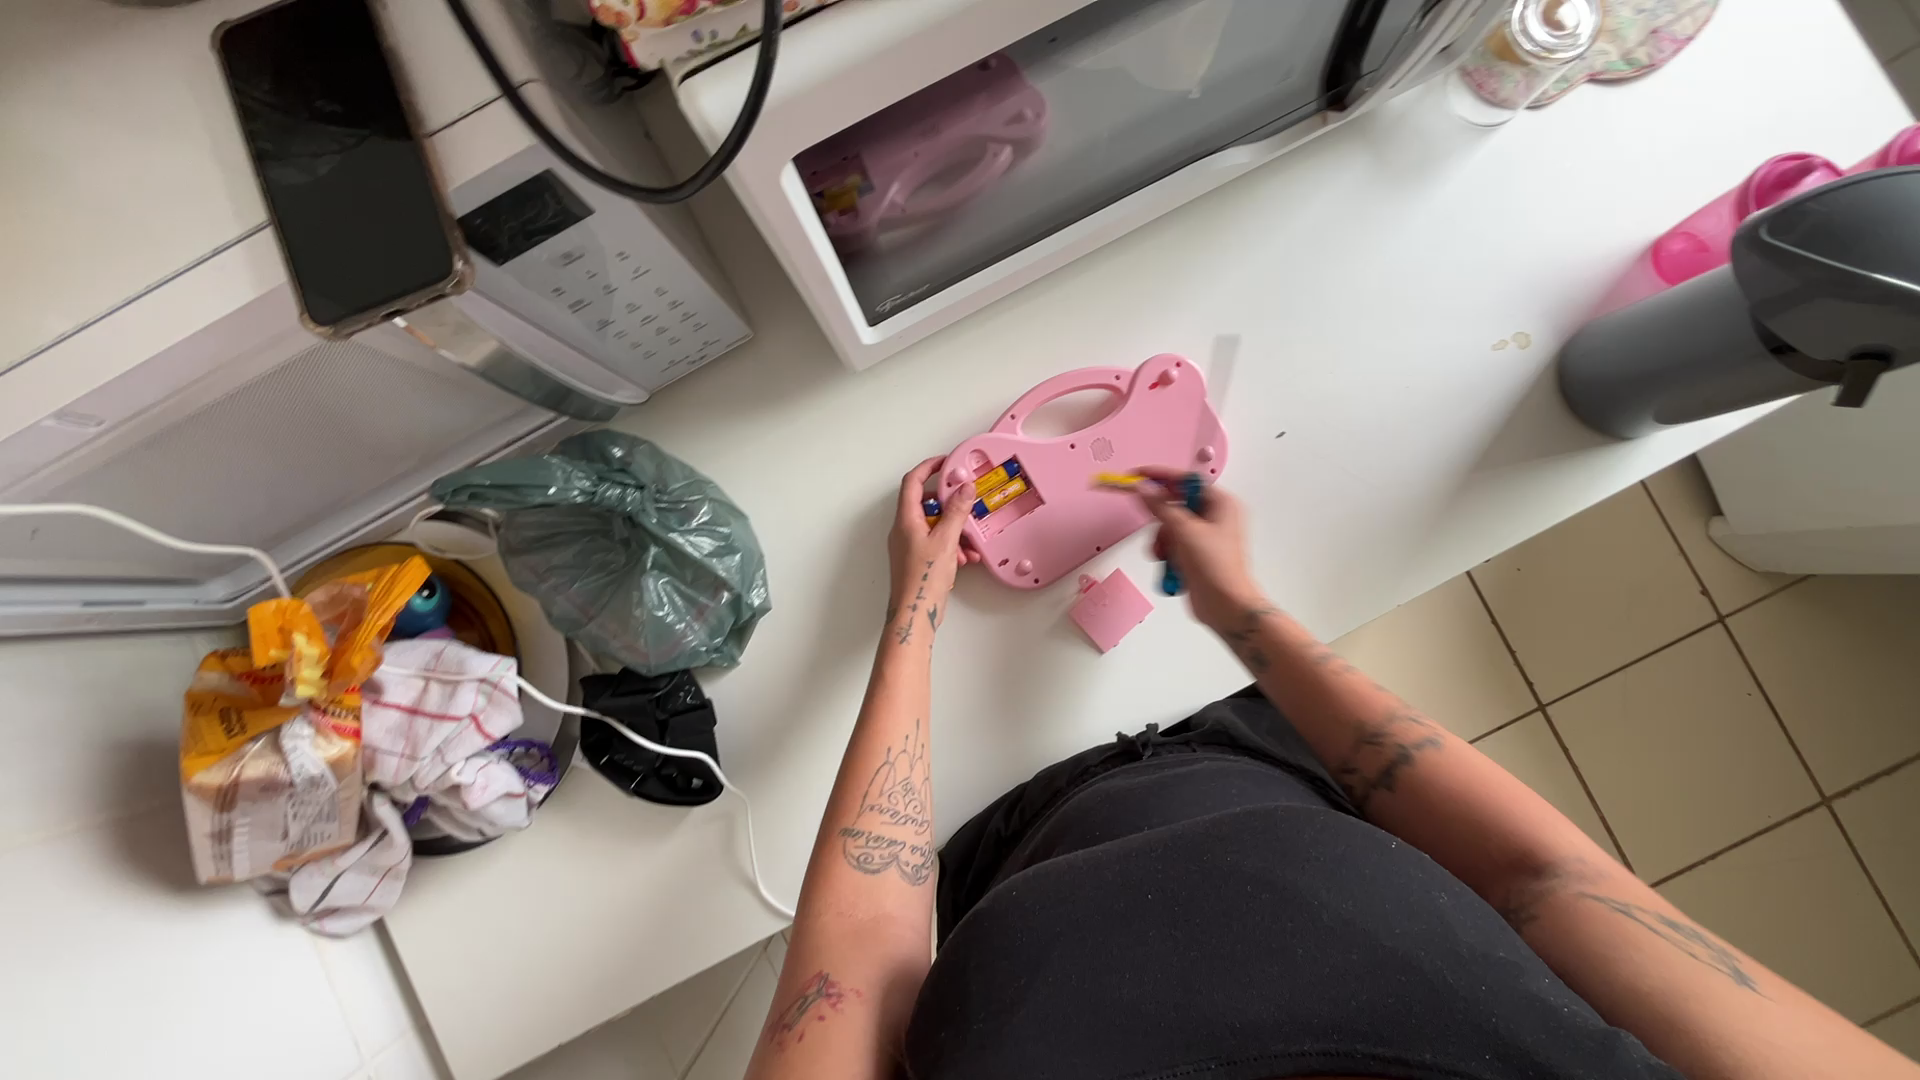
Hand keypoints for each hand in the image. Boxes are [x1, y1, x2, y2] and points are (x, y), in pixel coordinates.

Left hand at [885, 457, 976, 643]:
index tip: (946, 463)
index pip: (912, 482)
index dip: (928, 468)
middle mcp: (904, 530)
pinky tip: (966, 557)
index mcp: (905, 520)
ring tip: (970, 539)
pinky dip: (952, 545)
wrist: (914, 613)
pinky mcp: (918, 560)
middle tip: (966, 501)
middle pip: (925, 503)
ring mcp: (910, 545)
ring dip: (955, 528)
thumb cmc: (923, 579)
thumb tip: (964, 488)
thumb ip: (956, 512)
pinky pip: (936, 543)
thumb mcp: (946, 540)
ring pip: (934, 525)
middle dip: (949, 503)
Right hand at [1132, 467, 1269, 630]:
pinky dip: (1166, 552)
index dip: (1160, 476)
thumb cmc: (1213, 565)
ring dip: (1162, 540)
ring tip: (1164, 555)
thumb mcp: (1184, 531)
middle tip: (1153, 527)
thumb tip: (1143, 487)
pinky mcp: (1196, 554)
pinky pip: (1172, 543)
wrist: (1225, 606)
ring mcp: (1205, 536)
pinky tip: (1168, 564)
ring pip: (1170, 526)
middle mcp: (1215, 516)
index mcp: (1221, 503)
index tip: (1136, 475)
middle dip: (1161, 520)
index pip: (1186, 480)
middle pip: (1175, 505)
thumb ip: (1161, 506)